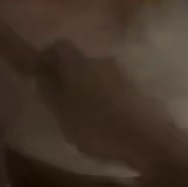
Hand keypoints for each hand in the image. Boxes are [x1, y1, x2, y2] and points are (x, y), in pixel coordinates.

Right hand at [36, 40, 187, 175]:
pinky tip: (104, 121)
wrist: (148, 140)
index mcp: (80, 64)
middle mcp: (102, 62)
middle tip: (60, 100)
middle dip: (68, 76)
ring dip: (88, 89)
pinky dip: (105, 100)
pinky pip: (113, 89)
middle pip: (79, 62)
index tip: (41, 75)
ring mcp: (123, 75)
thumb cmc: (98, 127)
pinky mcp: (138, 91)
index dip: (48, 57)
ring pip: (97, 76)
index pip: (60, 46)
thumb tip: (39, 72)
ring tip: (83, 116)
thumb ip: (49, 91)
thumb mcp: (63, 113)